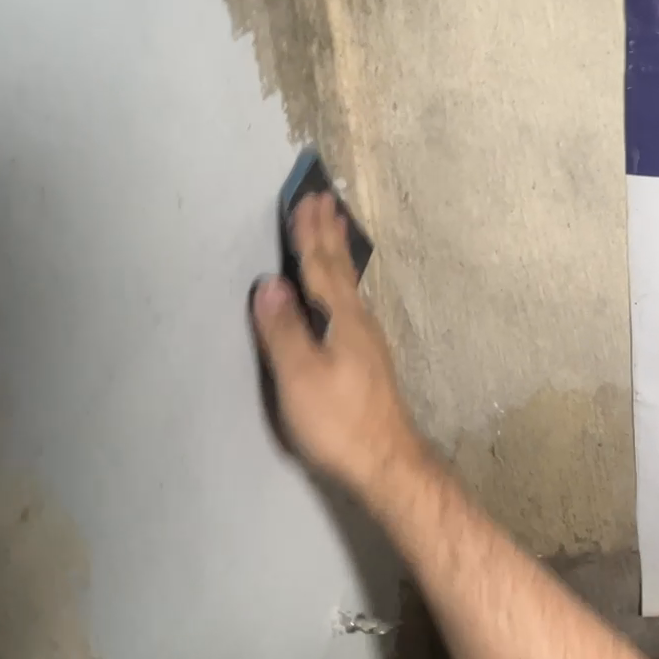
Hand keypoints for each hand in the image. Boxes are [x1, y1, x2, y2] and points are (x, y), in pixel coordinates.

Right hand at [251, 193, 419, 486]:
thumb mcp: (300, 377)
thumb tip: (271, 282)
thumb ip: (284, 330)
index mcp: (344, 320)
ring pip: (349, 285)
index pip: (322, 267)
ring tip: (335, 230)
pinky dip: (341, 282)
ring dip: (338, 254)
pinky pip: (350, 303)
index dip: (311, 235)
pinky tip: (341, 290)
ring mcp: (367, 340)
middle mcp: (360, 322)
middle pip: (341, 270)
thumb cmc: (339, 421)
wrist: (387, 459)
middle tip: (326, 199)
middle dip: (329, 235)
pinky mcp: (367, 359)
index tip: (308, 199)